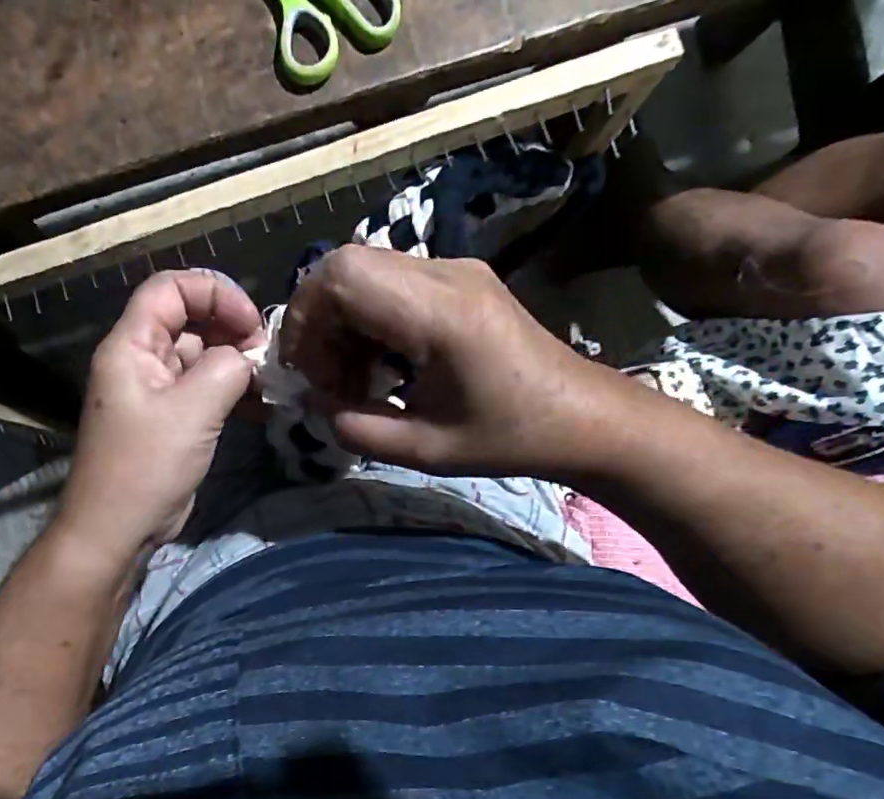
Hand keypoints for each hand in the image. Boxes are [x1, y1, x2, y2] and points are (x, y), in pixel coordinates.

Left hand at [54, 270, 263, 555]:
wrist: (116, 528)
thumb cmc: (145, 466)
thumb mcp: (191, 410)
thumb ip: (226, 368)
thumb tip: (246, 356)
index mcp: (131, 346)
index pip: (170, 288)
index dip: (214, 291)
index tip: (249, 321)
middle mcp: (139, 361)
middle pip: (187, 319)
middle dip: (229, 327)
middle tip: (264, 354)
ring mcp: (153, 393)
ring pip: (199, 356)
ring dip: (234, 361)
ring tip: (267, 381)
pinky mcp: (168, 421)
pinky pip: (201, 389)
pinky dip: (229, 390)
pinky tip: (259, 404)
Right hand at [280, 245, 641, 478]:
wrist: (580, 415)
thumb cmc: (507, 436)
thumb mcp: (422, 448)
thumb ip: (355, 428)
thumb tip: (316, 404)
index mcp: (439, 313)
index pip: (341, 276)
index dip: (303, 316)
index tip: (304, 369)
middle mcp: (445, 276)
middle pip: (344, 265)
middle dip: (315, 319)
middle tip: (322, 372)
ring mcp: (454, 271)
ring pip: (362, 272)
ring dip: (339, 323)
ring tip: (350, 376)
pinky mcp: (457, 281)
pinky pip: (387, 284)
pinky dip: (364, 321)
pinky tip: (376, 365)